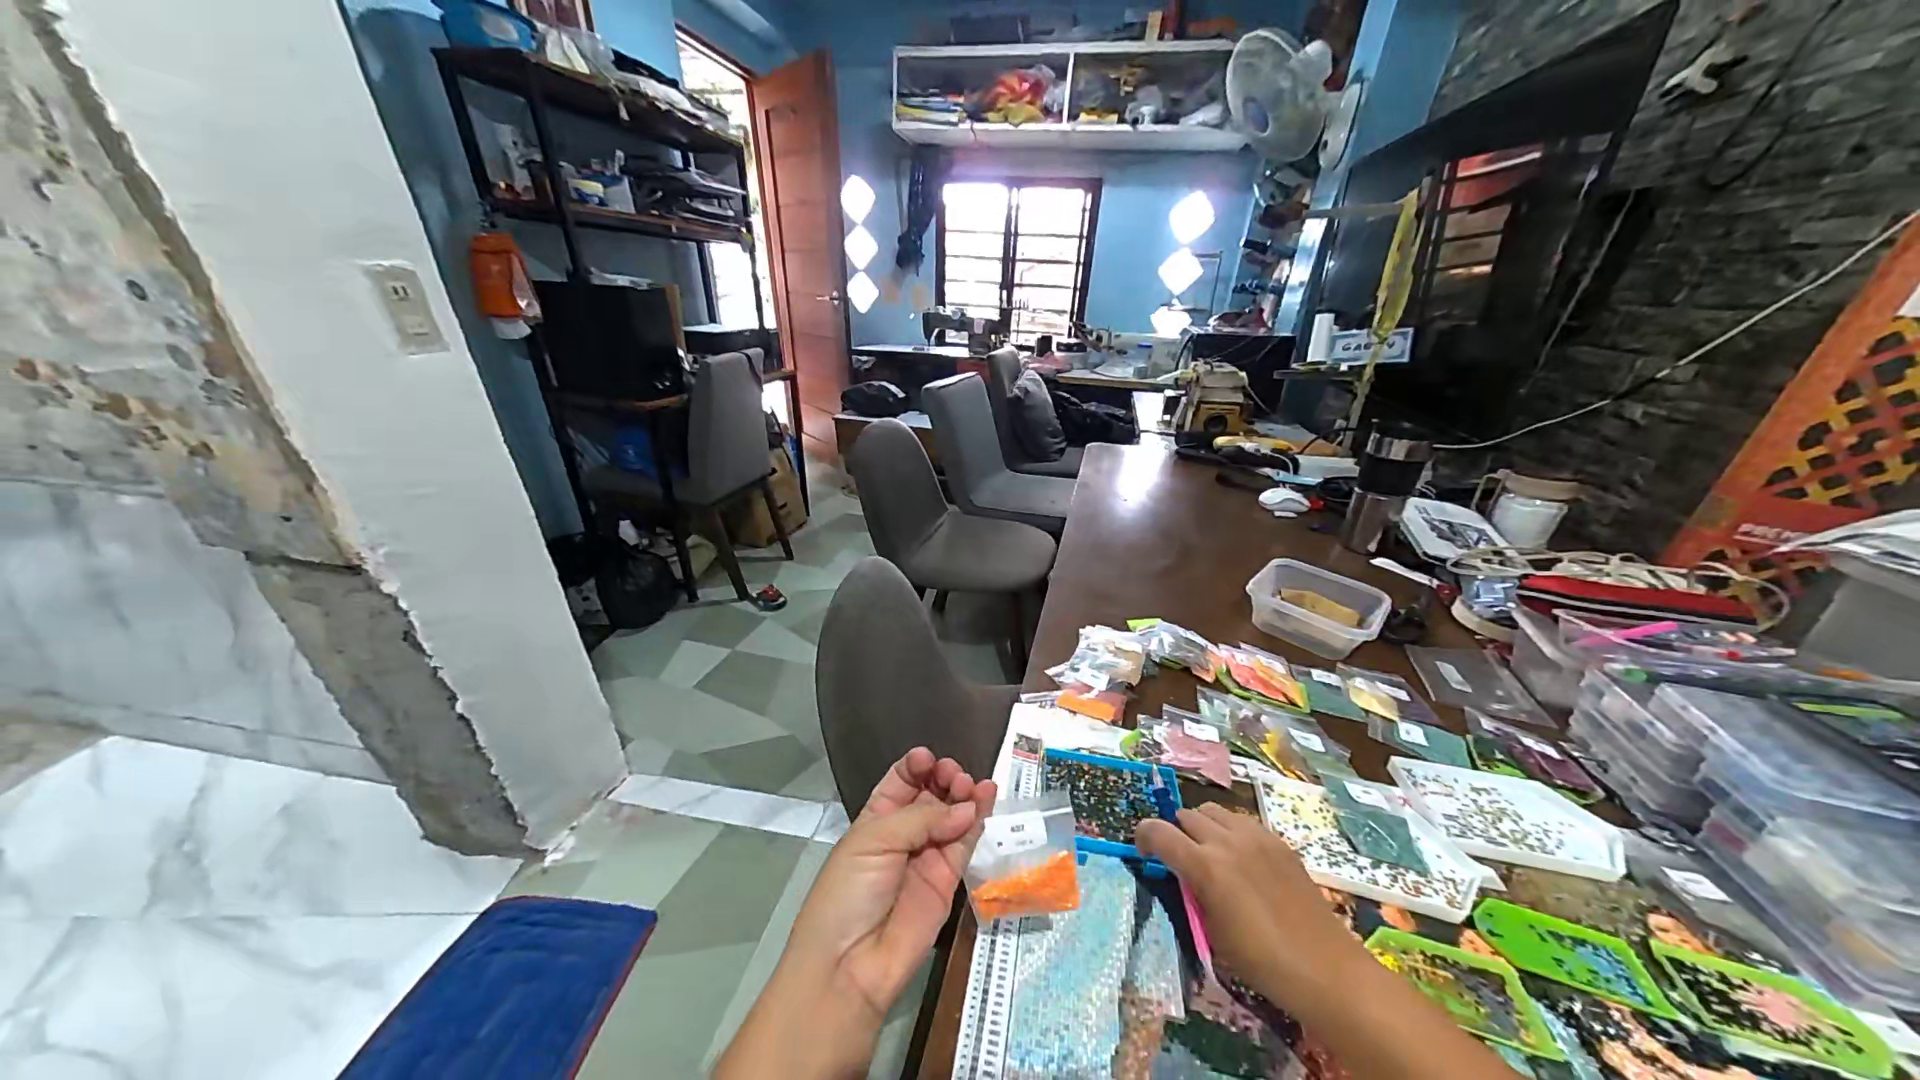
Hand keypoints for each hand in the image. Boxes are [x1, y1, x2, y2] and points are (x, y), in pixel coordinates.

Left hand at [717, 749, 996, 1079]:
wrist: (851, 965)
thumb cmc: (848, 893)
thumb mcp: (872, 843)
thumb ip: (920, 819)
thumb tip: (964, 808)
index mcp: (875, 819)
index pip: (900, 782)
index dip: (915, 766)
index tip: (928, 758)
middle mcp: (903, 833)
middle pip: (930, 794)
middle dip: (943, 777)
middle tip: (953, 775)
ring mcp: (928, 856)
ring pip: (952, 814)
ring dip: (964, 793)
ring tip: (972, 784)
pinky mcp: (949, 879)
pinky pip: (967, 842)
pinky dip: (979, 818)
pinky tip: (986, 797)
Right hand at [1135, 804, 1356, 1008]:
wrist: (1325, 969)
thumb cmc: (1262, 961)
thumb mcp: (1212, 931)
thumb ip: (1193, 891)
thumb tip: (1184, 872)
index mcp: (1205, 866)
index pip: (1158, 831)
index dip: (1143, 837)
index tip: (1144, 852)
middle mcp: (1227, 841)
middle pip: (1185, 815)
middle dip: (1176, 832)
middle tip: (1181, 858)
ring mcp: (1256, 837)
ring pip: (1213, 810)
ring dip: (1203, 826)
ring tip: (1211, 853)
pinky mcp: (1278, 841)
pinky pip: (1242, 820)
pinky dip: (1231, 831)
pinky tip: (1241, 858)